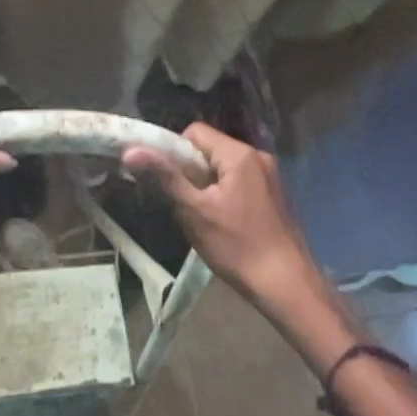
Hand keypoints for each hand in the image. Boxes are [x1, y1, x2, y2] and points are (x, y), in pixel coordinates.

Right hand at [121, 123, 319, 304]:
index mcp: (240, 154)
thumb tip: (130, 151)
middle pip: (210, 150)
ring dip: (205, 187)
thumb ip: (165, 176)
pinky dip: (223, 195)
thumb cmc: (237, 246)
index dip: (173, 151)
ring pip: (223, 169)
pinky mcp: (274, 195)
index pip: (195, 132)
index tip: (167, 181)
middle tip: (182, 204)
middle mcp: (258, 157)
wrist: (286, 283)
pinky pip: (239, 183)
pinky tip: (222, 224)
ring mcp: (270, 177)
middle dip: (190, 172)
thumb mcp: (194, 211)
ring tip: (200, 218)